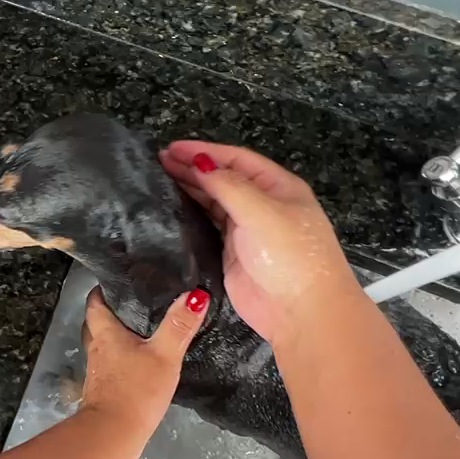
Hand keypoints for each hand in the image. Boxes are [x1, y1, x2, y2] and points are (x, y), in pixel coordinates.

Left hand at [78, 287, 207, 448]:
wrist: (113, 434)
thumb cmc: (136, 390)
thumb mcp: (164, 355)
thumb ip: (178, 325)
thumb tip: (195, 294)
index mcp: (105, 333)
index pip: (95, 302)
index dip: (103, 289)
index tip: (118, 280)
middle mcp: (96, 348)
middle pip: (98, 322)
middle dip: (112, 311)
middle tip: (136, 303)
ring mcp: (98, 370)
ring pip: (104, 344)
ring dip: (118, 335)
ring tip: (143, 328)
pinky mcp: (104, 388)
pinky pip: (111, 364)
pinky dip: (122, 357)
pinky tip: (141, 361)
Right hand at [159, 141, 362, 346]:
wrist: (301, 310)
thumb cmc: (291, 256)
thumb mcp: (262, 212)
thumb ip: (229, 186)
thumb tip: (199, 164)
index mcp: (277, 187)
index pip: (236, 160)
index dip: (204, 151)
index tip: (171, 148)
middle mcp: (261, 204)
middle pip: (222, 178)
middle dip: (192, 167)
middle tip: (158, 161)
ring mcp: (245, 229)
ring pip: (212, 201)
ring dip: (188, 189)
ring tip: (158, 179)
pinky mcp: (230, 252)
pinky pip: (206, 226)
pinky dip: (188, 215)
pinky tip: (170, 209)